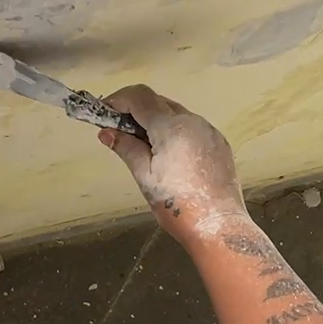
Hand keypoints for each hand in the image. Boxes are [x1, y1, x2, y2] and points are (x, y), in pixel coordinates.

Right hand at [100, 85, 249, 244]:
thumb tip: (106, 132)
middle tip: (119, 131)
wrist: (218, 226)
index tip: (104, 111)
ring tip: (143, 147)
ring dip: (155, 122)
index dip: (118, 99)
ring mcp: (209, 131)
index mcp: (172, 127)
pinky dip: (174, 132)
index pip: (140, 97)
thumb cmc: (178, 206)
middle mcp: (193, 121)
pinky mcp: (218, 143)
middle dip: (135, 111)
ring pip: (176, 114)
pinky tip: (168, 155)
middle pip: (158, 102)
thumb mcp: (145, 178)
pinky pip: (191, 127)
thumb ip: (126, 149)